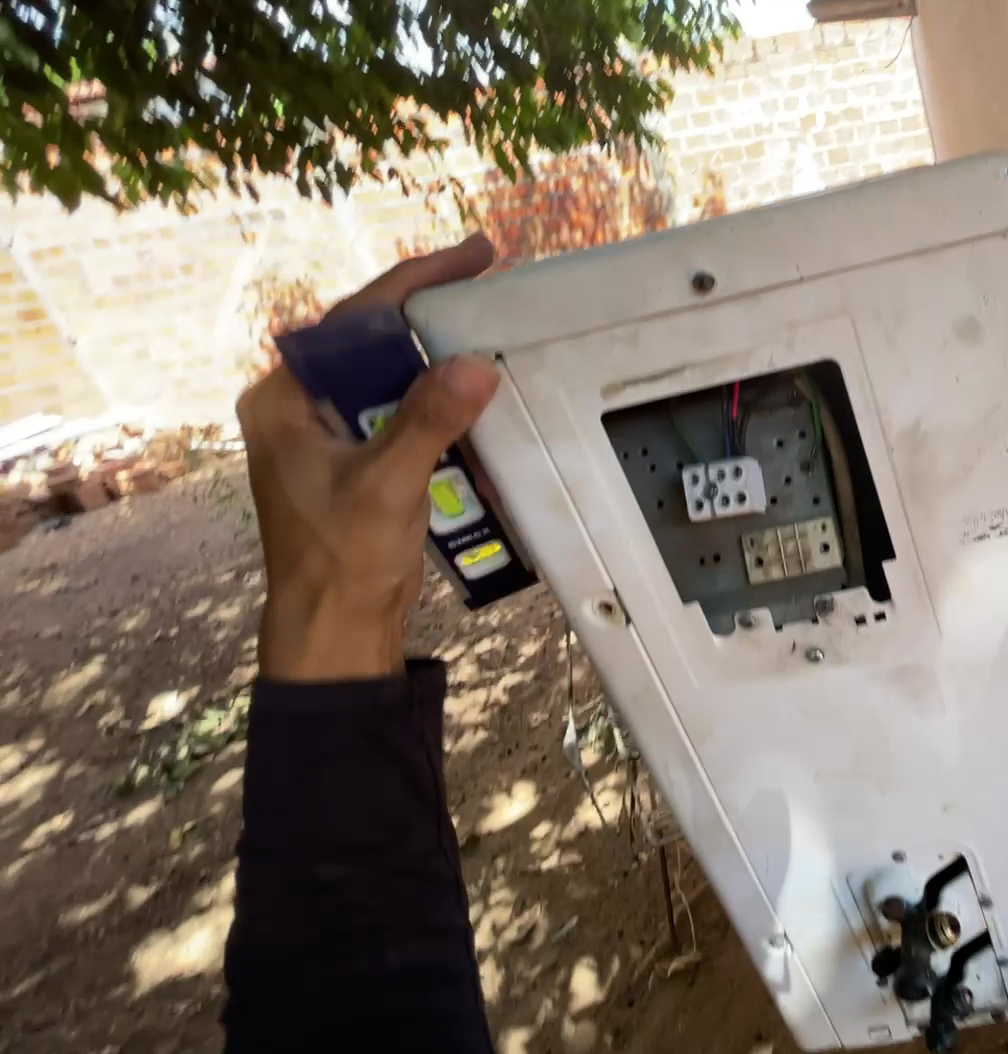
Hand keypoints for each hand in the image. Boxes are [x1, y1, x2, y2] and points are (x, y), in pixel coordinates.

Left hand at [237, 234, 498, 681]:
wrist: (340, 620)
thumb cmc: (344, 555)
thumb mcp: (386, 484)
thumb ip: (427, 422)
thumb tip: (475, 365)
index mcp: (288, 400)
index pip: (353, 321)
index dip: (413, 284)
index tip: (471, 257)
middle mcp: (309, 408)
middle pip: (379, 346)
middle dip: (437, 327)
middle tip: (494, 299)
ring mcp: (340, 437)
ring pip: (402, 385)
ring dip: (450, 379)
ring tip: (498, 361)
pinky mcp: (370, 463)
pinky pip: (416, 422)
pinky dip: (453, 420)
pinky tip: (485, 425)